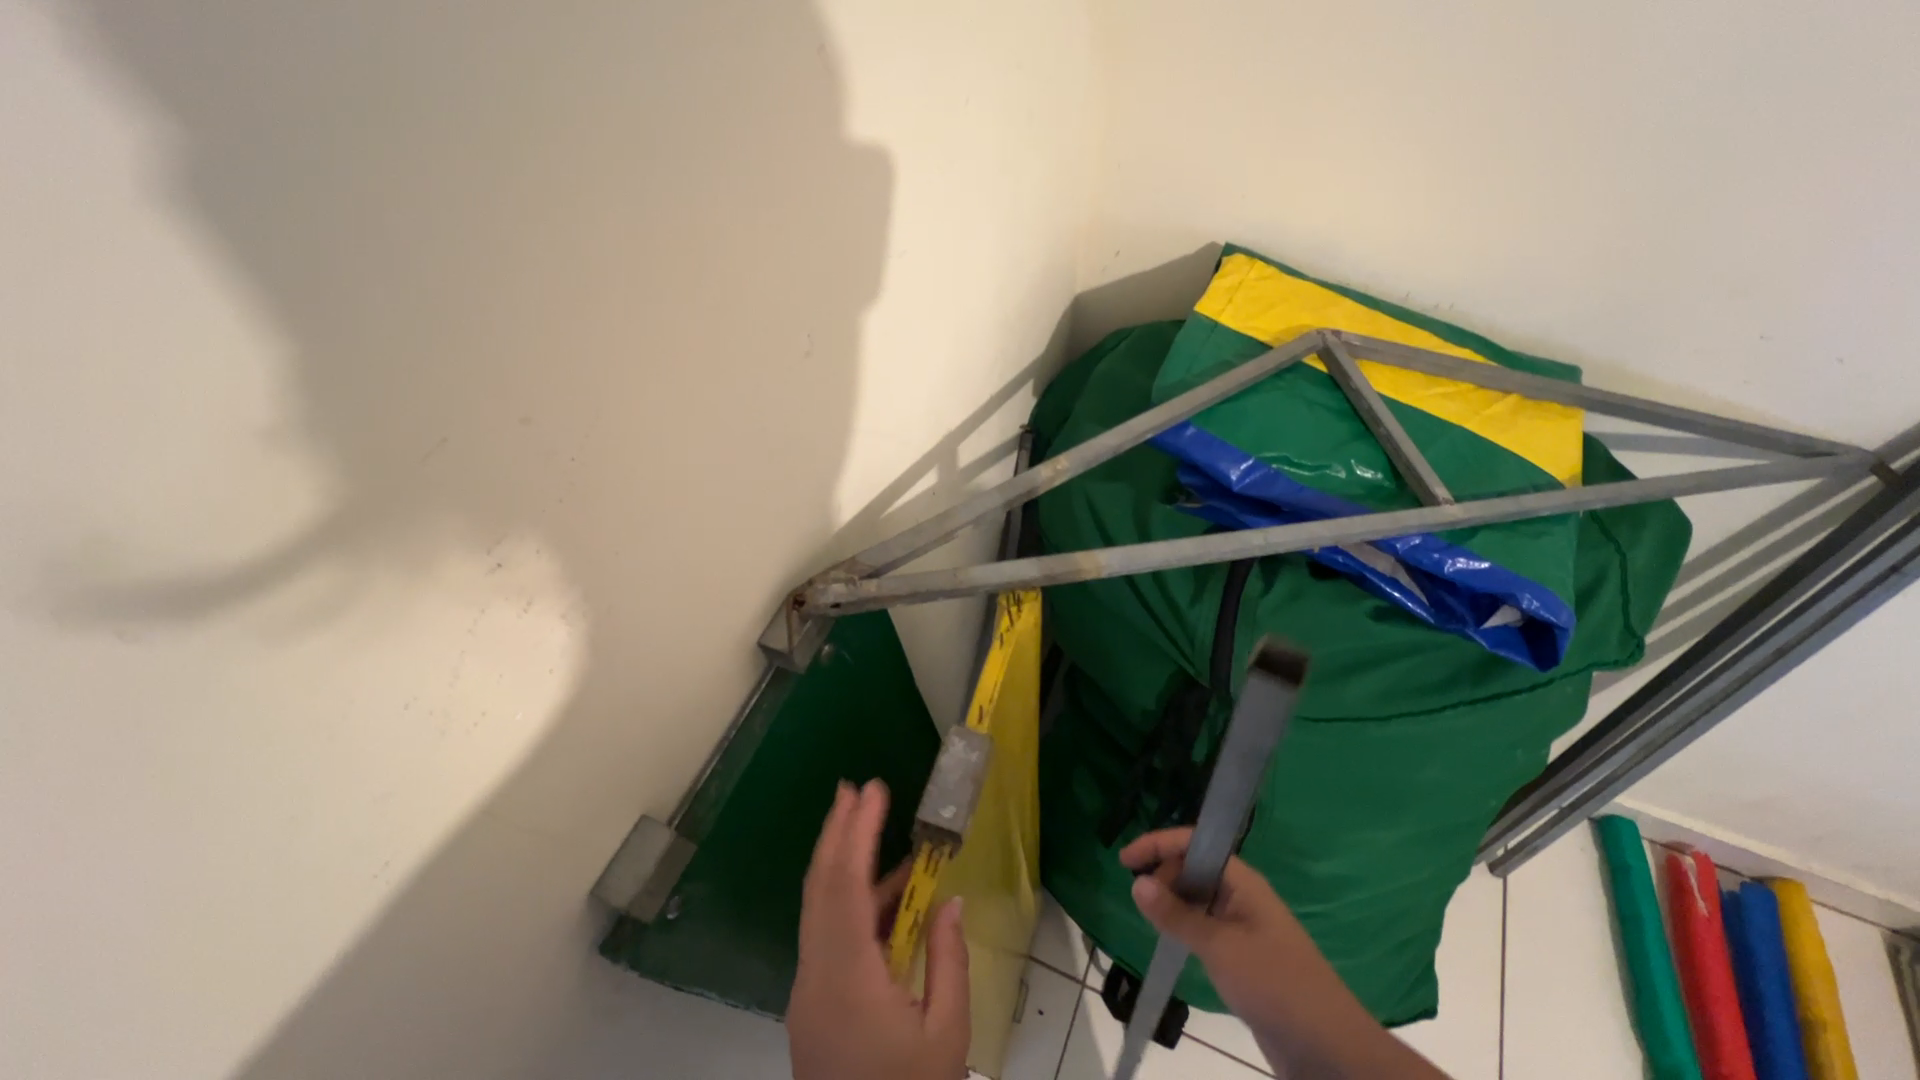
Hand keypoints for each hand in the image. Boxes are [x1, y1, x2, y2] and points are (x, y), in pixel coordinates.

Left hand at [788, 780, 969, 1079]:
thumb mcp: (946, 1032)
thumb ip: (947, 959)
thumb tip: (950, 901)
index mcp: (847, 975)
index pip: (845, 884)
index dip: (856, 831)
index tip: (872, 791)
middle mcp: (816, 972)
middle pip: (821, 887)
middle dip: (838, 832)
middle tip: (858, 789)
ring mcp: (809, 989)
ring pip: (820, 909)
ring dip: (844, 864)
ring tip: (875, 827)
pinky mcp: (814, 1003)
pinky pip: (829, 936)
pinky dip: (852, 904)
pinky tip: (887, 896)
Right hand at [1121, 828, 1449, 1078]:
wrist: (1325, 1044)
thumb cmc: (1274, 983)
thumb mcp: (1219, 947)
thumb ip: (1177, 915)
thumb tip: (1137, 882)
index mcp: (1243, 882)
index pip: (1195, 844)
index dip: (1159, 844)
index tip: (1125, 860)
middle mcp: (1244, 897)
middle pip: (1195, 868)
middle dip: (1164, 874)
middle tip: (1142, 902)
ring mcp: (1245, 926)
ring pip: (1199, 899)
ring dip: (1173, 901)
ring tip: (1150, 919)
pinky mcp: (1243, 955)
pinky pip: (1206, 926)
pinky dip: (1185, 926)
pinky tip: (1172, 941)